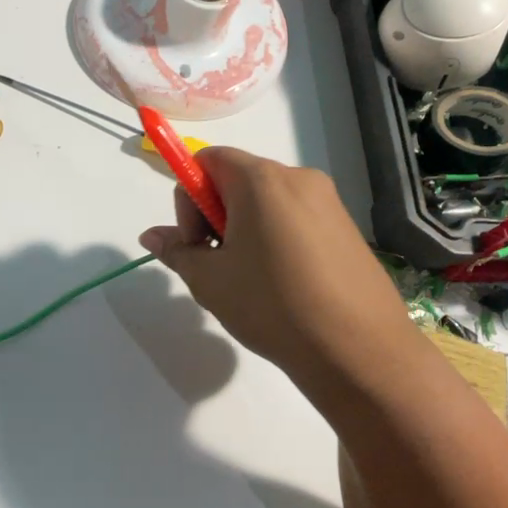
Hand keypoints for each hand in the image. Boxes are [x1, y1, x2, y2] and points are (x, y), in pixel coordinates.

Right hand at [138, 146, 413, 381]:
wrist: (356, 348)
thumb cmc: (270, 304)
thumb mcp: (209, 280)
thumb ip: (177, 250)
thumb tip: (151, 235)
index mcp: (261, 181)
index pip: (208, 159)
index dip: (189, 196)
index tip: (196, 241)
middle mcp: (298, 179)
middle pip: (237, 179)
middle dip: (215, 215)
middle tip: (216, 265)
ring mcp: (328, 203)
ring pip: (266, 203)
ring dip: (243, 231)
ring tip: (247, 281)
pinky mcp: (345, 228)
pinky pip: (294, 220)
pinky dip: (273, 241)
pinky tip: (278, 285)